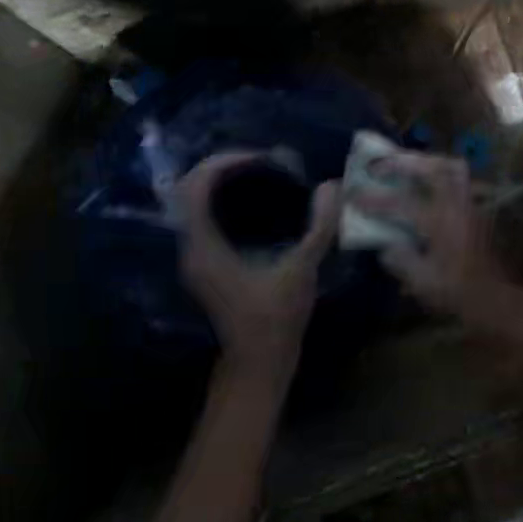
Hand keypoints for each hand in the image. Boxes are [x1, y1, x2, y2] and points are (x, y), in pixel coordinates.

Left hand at [177, 152, 340, 374]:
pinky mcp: (206, 264)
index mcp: (203, 246)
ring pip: (195, 204)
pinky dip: (224, 202)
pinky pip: (205, 218)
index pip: (194, 187)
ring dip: (221, 183)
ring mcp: (196, 257)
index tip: (258, 157)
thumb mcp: (301, 270)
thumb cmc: (275, 319)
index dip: (222, 163)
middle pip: (190, 190)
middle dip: (223, 168)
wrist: (259, 363)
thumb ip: (318, 227)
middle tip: (261, 162)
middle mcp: (191, 247)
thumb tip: (332, 187)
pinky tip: (257, 203)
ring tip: (261, 175)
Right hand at [351, 152, 522, 331]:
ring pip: (452, 167)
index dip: (375, 199)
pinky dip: (439, 173)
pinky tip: (423, 184)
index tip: (354, 195)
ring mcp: (469, 205)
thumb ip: (399, 258)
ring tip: (404, 165)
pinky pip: (459, 179)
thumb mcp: (421, 282)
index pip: (402, 203)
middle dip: (403, 162)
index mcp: (440, 223)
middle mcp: (457, 207)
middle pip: (433, 168)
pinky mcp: (475, 210)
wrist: (494, 299)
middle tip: (379, 165)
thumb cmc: (457, 293)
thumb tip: (385, 244)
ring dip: (426, 161)